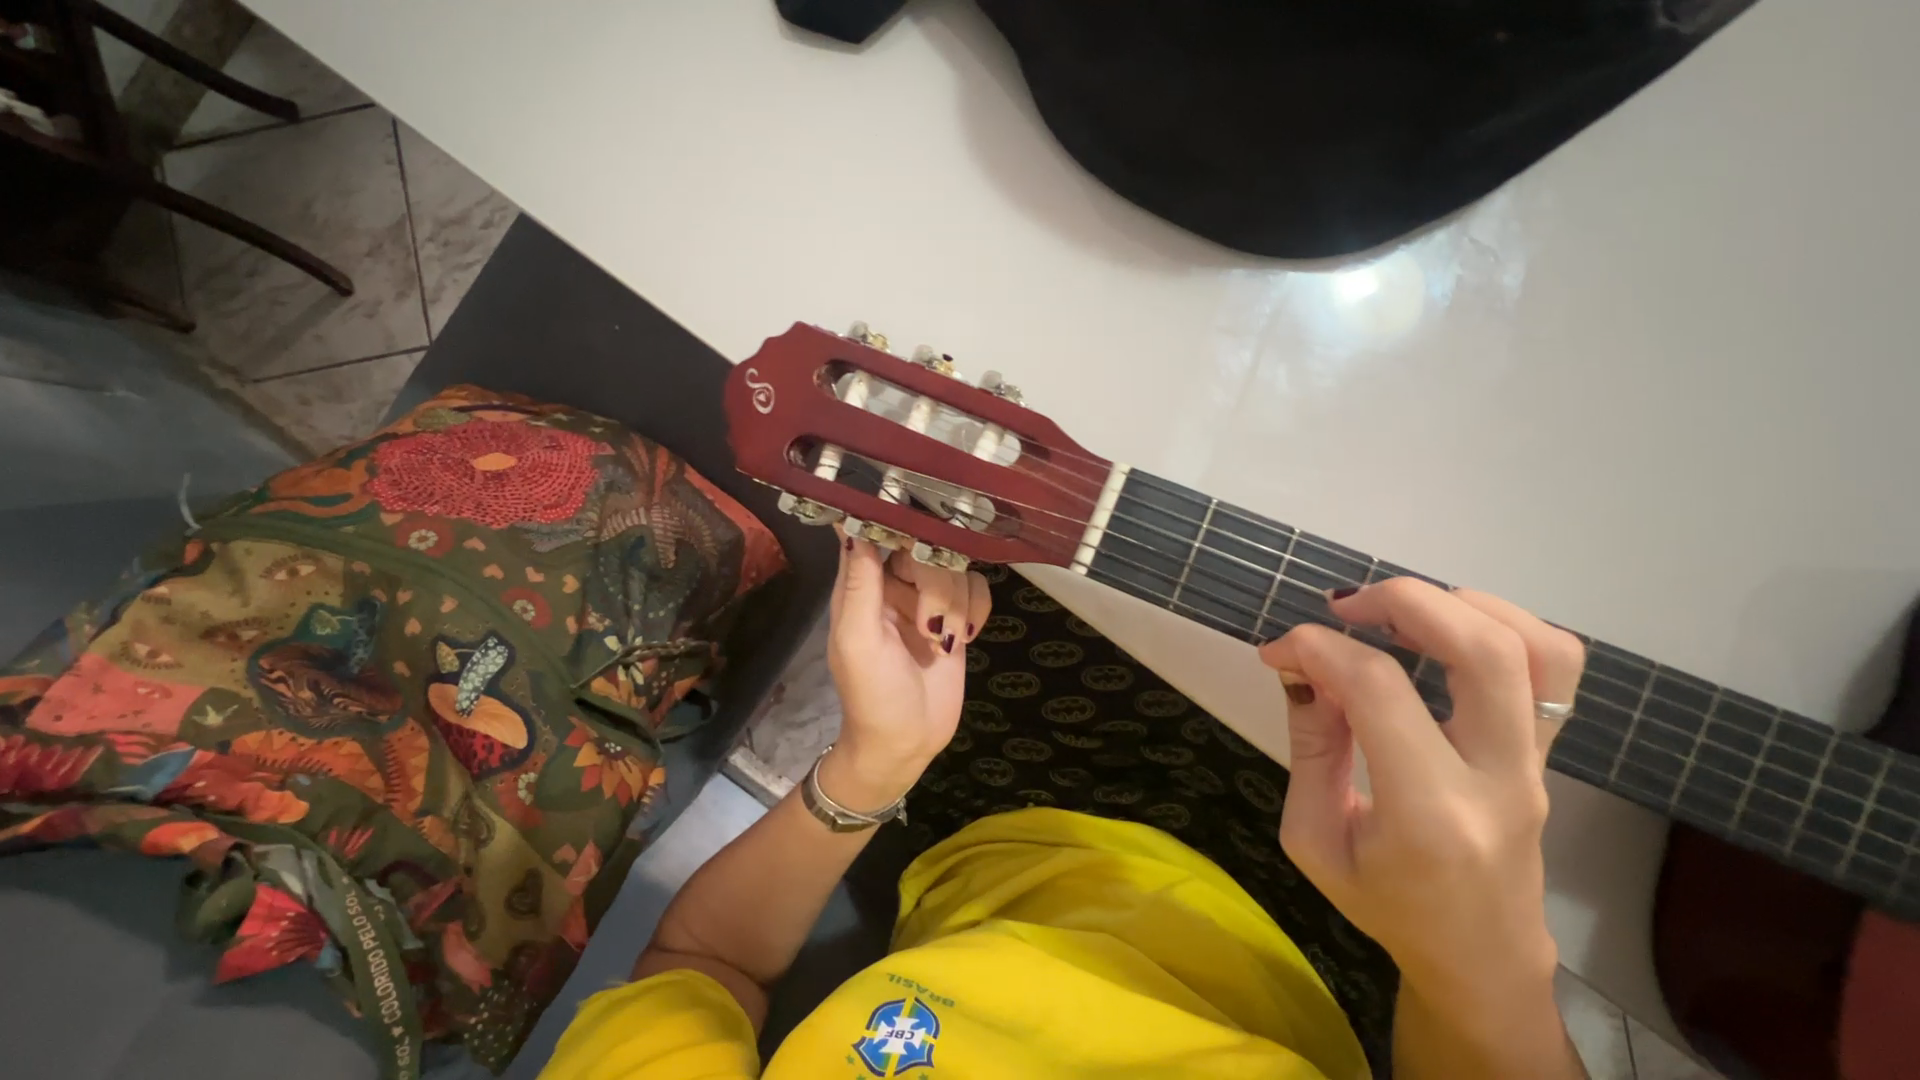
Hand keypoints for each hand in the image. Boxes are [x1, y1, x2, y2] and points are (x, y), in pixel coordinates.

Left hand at [820, 532, 989, 811]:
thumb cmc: (872, 695)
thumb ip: (859, 583)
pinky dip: (977, 612)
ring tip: (942, 644)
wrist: (907, 742)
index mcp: (861, 585)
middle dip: (936, 587)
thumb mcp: (858, 641)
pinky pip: (978, 589)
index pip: (877, 531)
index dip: (897, 522)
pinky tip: (963, 640)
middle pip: (927, 548)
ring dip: (955, 608)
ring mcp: (928, 600)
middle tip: (929, 627)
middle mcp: (894, 584)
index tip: (918, 534)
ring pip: (957, 569)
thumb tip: (851, 523)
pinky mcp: (956, 616)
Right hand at [1257, 578, 1585, 1003]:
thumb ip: (1310, 745)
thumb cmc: (1385, 905)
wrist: (1480, 957)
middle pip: (1482, 649)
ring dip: (1462, 605)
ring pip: (1537, 646)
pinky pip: (1552, 663)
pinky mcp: (1547, 750)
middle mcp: (1499, 778)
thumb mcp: (1314, 838)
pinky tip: (1442, 633)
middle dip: (1403, 601)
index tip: (1277, 650)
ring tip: (1399, 612)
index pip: (1378, 689)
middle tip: (1343, 606)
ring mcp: (1537, 761)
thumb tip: (1302, 666)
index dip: (1317, 648)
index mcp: (1429, 812)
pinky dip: (1499, 624)